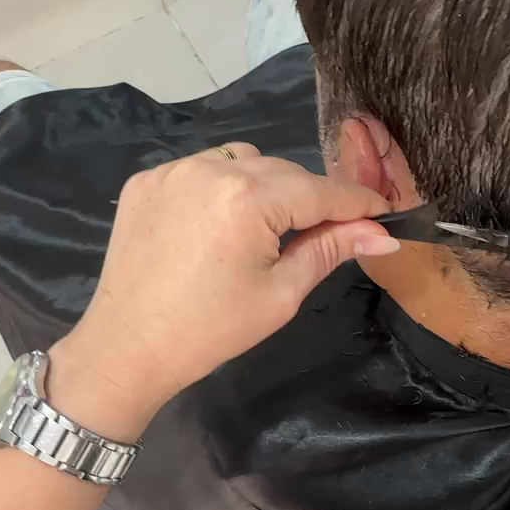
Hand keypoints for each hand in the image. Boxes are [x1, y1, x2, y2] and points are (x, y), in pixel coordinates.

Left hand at [46, 143, 396, 440]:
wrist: (127, 348)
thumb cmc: (210, 331)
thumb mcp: (280, 295)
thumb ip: (330, 251)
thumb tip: (381, 234)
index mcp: (247, 199)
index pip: (319, 191)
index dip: (356, 203)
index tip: (382, 213)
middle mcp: (209, 168)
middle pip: (283, 171)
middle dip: (308, 199)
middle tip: (323, 235)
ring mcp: (172, 171)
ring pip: (242, 161)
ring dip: (265, 187)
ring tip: (263, 230)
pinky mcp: (146, 181)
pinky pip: (202, 170)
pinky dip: (221, 188)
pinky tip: (217, 226)